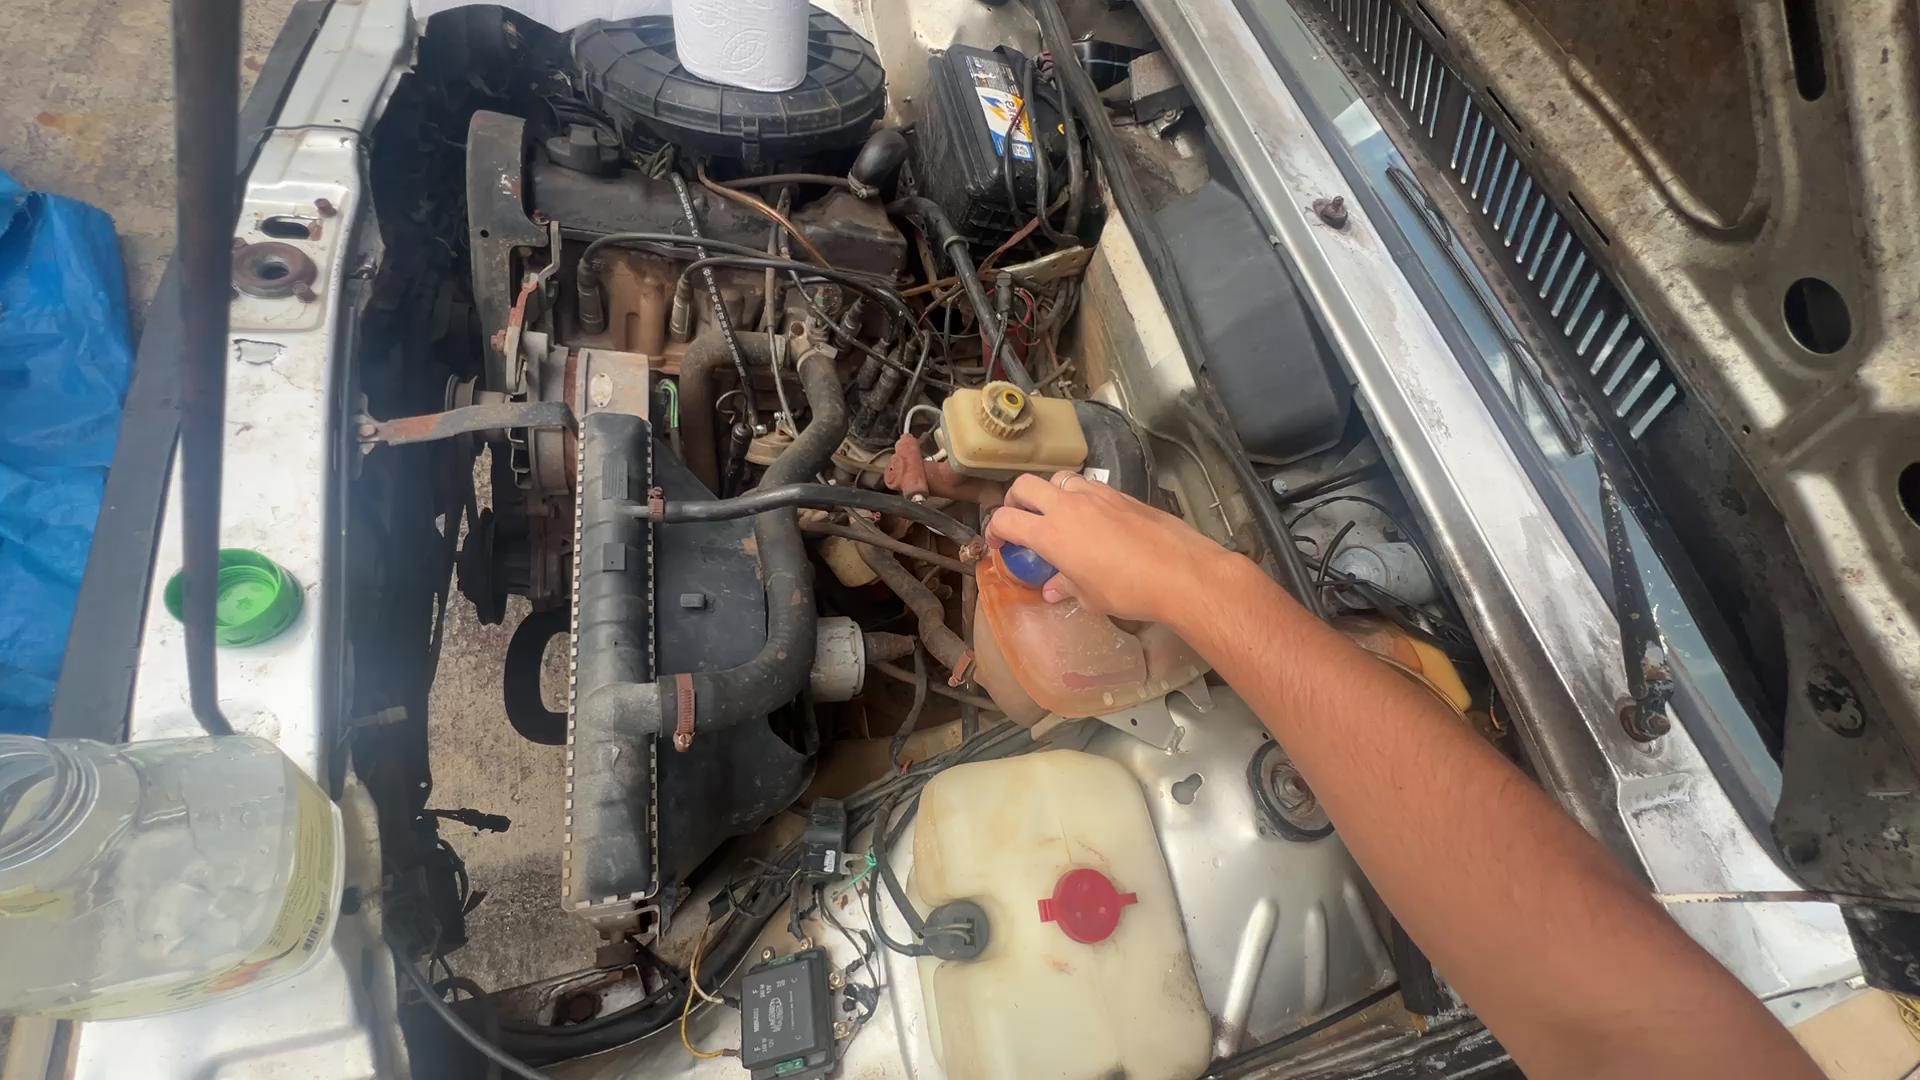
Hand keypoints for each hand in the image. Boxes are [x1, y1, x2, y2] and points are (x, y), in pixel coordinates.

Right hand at [985, 471, 1240, 623]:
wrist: (1179, 572)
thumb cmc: (1127, 590)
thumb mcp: (1090, 596)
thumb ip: (1065, 586)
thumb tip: (1052, 589)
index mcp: (1051, 533)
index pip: (1006, 519)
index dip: (994, 529)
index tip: (998, 542)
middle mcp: (1068, 506)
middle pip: (1025, 485)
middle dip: (1015, 500)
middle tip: (1020, 518)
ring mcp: (1096, 495)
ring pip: (1058, 478)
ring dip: (1049, 492)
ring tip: (1056, 512)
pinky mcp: (1120, 494)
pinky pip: (1088, 486)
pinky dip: (1079, 495)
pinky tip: (1092, 516)